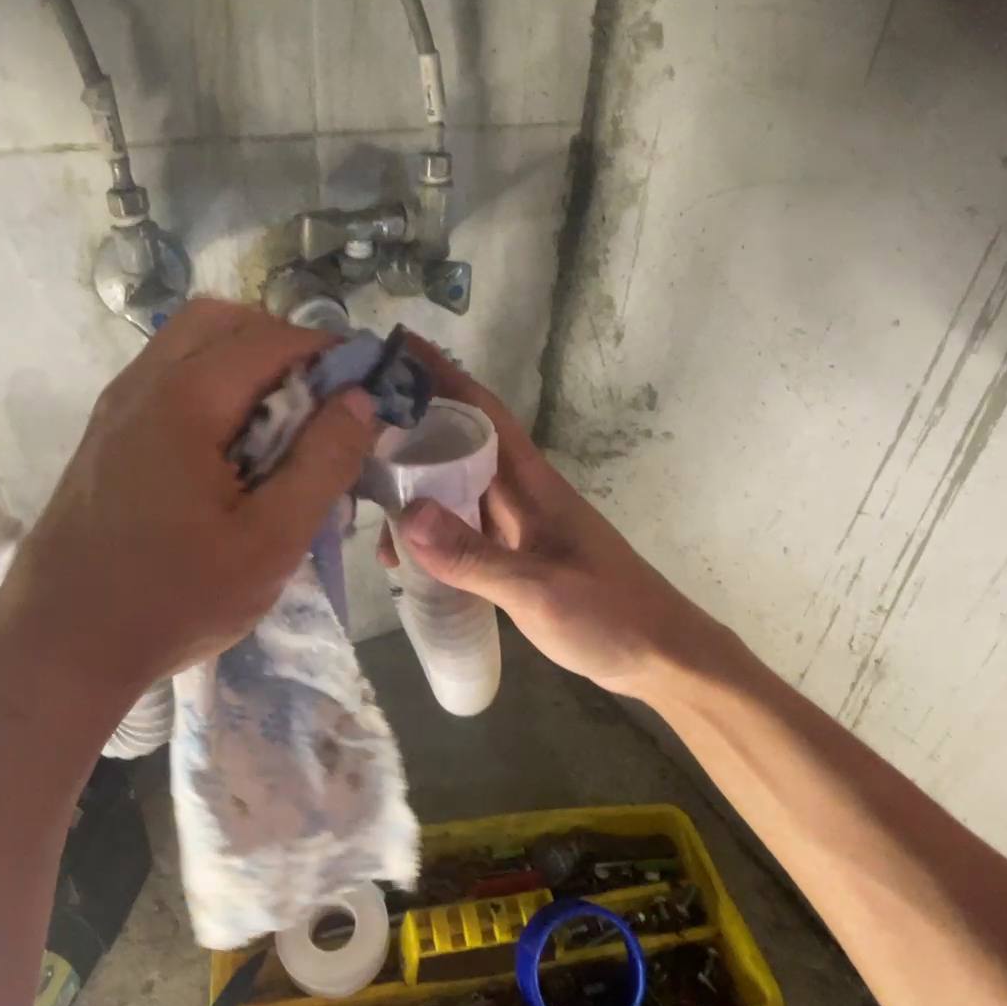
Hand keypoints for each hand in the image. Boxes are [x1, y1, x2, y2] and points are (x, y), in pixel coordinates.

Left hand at [0, 299, 375, 746]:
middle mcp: (142, 384)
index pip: (273, 339)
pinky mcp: (105, 438)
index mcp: (184, 399)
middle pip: (223, 323)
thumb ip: (322, 463)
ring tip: (281, 433)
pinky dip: (212, 391)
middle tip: (320, 406)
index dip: (331, 354)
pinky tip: (231, 456)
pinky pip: (168, 382)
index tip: (368, 391)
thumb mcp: (270, 542)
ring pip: (190, 348)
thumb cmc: (173, 600)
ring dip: (245, 368)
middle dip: (283, 348)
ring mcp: (116, 409)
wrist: (61, 648)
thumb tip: (360, 400)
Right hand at [376, 342, 711, 697]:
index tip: (392, 350)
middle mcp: (520, 494)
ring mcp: (518, 525)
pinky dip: (429, 534)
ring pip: (455, 489)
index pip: (481, 411)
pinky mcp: (515, 556)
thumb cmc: (608, 615)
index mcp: (531, 484)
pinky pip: (462, 530)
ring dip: (412, 490)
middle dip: (408, 432)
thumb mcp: (536, 589)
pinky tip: (401, 557)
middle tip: (347, 436)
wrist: (658, 655)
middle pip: (458, 445)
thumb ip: (472, 556)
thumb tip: (405, 513)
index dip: (439, 375)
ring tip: (362, 506)